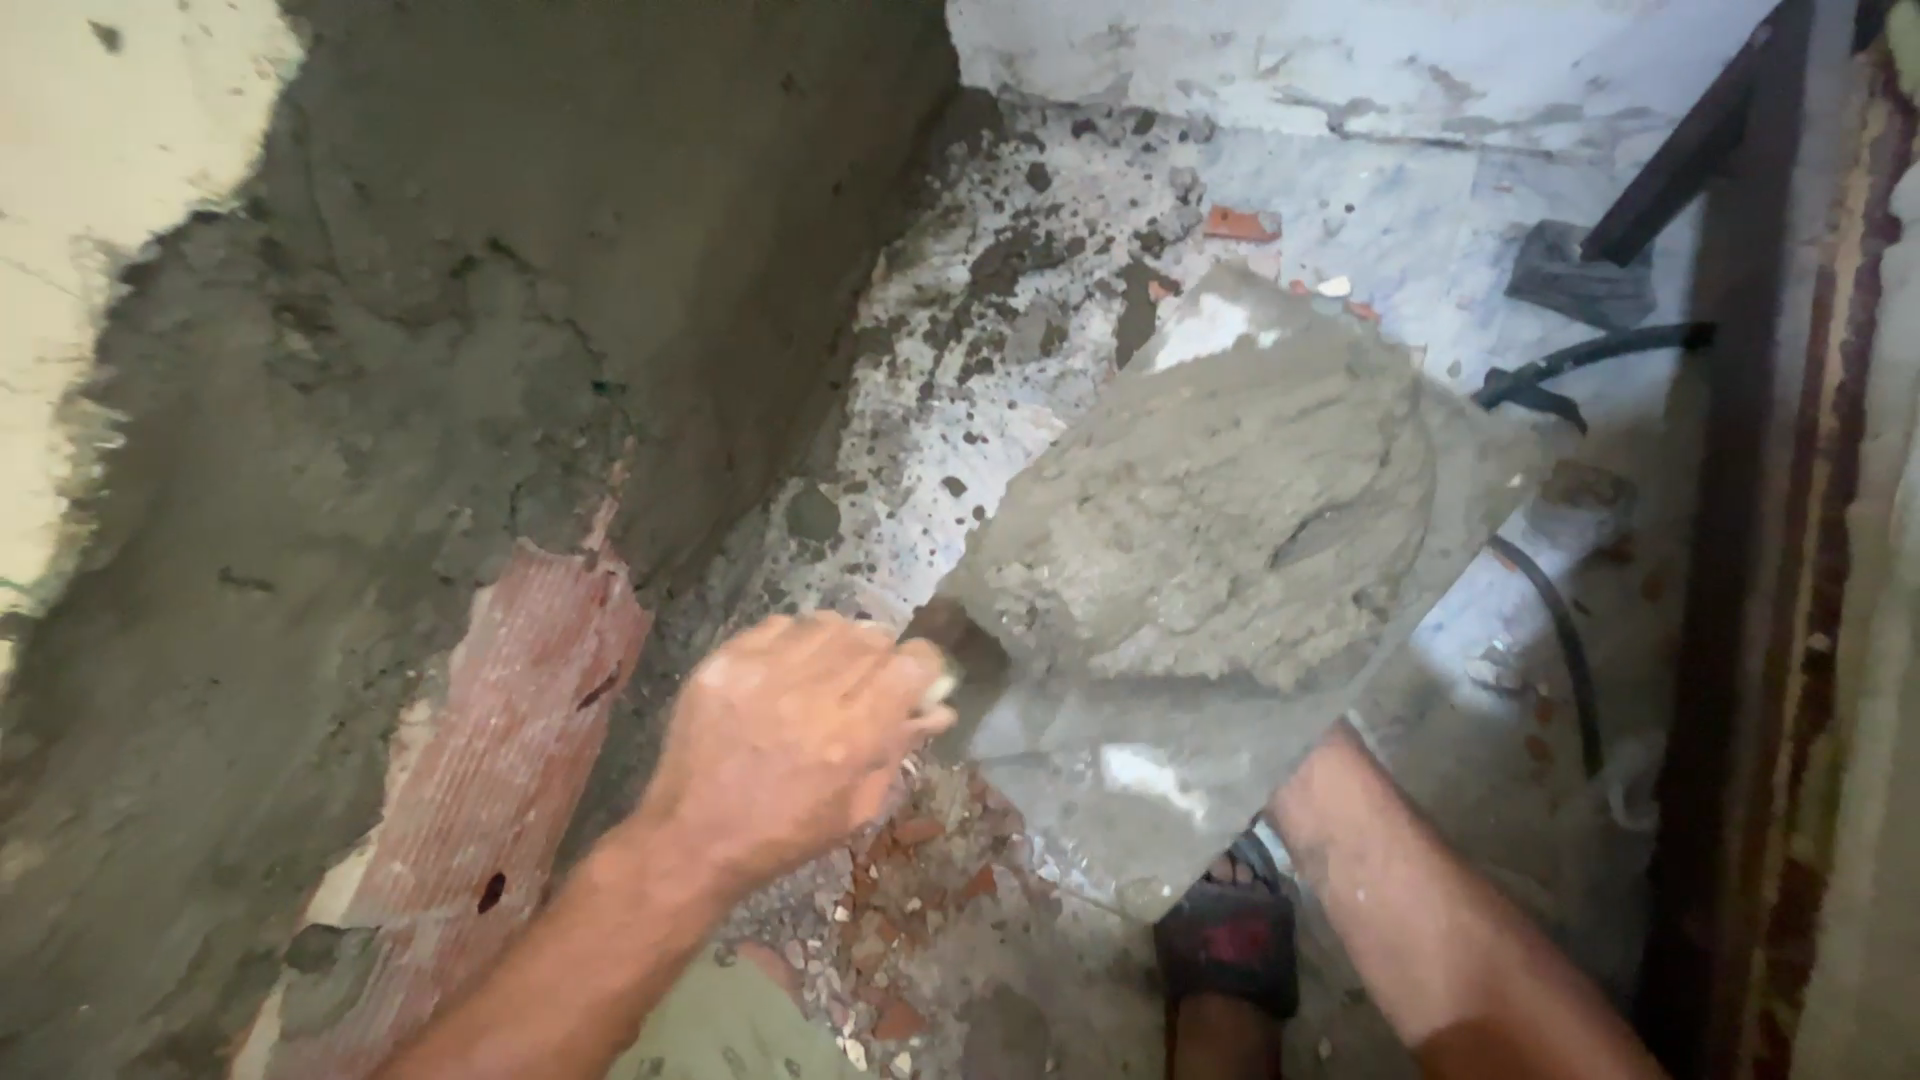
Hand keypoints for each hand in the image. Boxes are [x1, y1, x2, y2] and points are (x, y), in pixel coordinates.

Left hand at [631, 612, 954, 895]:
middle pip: (874, 637)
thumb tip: (938, 709)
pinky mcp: (725, 662)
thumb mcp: (857, 808)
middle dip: (883, 656)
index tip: (917, 677)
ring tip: (829, 670)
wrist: (692, 838)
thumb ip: (899, 749)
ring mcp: (763, 671)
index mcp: (851, 735)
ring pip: (830, 622)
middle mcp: (811, 693)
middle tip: (869, 682)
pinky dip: (797, 640)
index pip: (912, 661)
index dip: (924, 664)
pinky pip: (782, 624)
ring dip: (842, 643)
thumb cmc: (785, 834)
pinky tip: (790, 668)